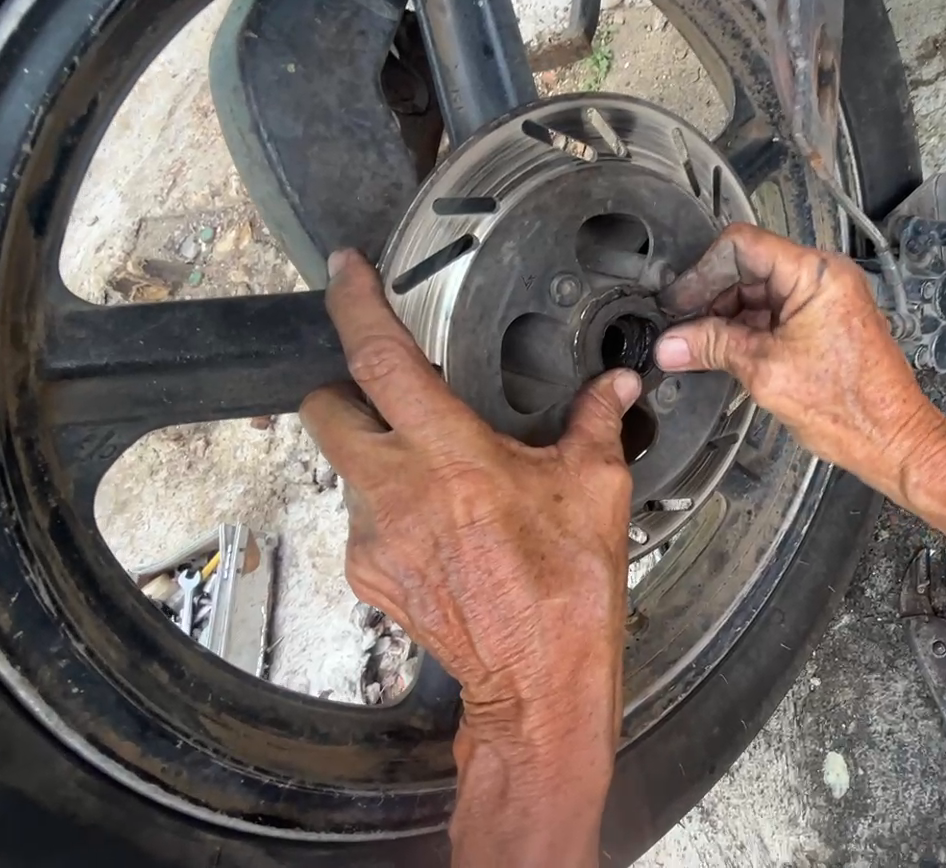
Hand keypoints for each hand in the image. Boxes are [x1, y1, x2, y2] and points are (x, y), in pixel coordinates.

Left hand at [299, 250, 637, 817]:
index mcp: (452, 457)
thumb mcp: (596, 486)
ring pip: (346, 467)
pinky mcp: (369, 575)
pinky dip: (393, 501)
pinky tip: (448, 524)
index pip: (382, 363)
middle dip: (350, 388)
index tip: (347, 271)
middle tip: (402, 392)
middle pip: (327, 410)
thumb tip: (618, 382)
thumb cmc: (570, 581)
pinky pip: (364, 516)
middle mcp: (395, 492)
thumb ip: (597, 421)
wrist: (540, 676)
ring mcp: (373, 538)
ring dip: (382, 451)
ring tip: (446, 472)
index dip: (356, 307)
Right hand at [653, 223, 945, 501]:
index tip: (678, 300)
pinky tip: (725, 350)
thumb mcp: (765, 372)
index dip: (702, 272)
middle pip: (749, 267)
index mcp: (817, 275)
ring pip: (760, 291)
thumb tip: (672, 343)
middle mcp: (825, 278)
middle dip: (711, 297)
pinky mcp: (826, 322)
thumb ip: (713, 347)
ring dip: (727, 316)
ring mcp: (827, 299)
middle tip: (680, 327)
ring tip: (698, 345)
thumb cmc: (851, 409)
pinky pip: (776, 312)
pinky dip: (748, 328)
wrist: (893, 439)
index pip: (742, 245)